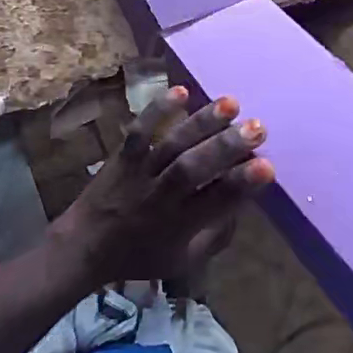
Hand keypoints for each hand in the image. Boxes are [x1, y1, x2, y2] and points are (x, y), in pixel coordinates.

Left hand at [50, 85, 273, 284]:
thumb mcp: (184, 260)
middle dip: (226, 147)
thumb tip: (244, 201)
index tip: (268, 166)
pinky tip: (182, 91)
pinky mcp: (122, 155)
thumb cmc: (141, 255)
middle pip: (193, 168)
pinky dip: (159, 109)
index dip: (242, 184)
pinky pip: (139, 130)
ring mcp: (139, 172)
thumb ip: (217, 234)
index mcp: (179, 225)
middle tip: (258, 128)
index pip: (215, 202)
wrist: (84, 246)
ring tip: (232, 104)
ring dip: (202, 122)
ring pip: (170, 144)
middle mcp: (160, 196)